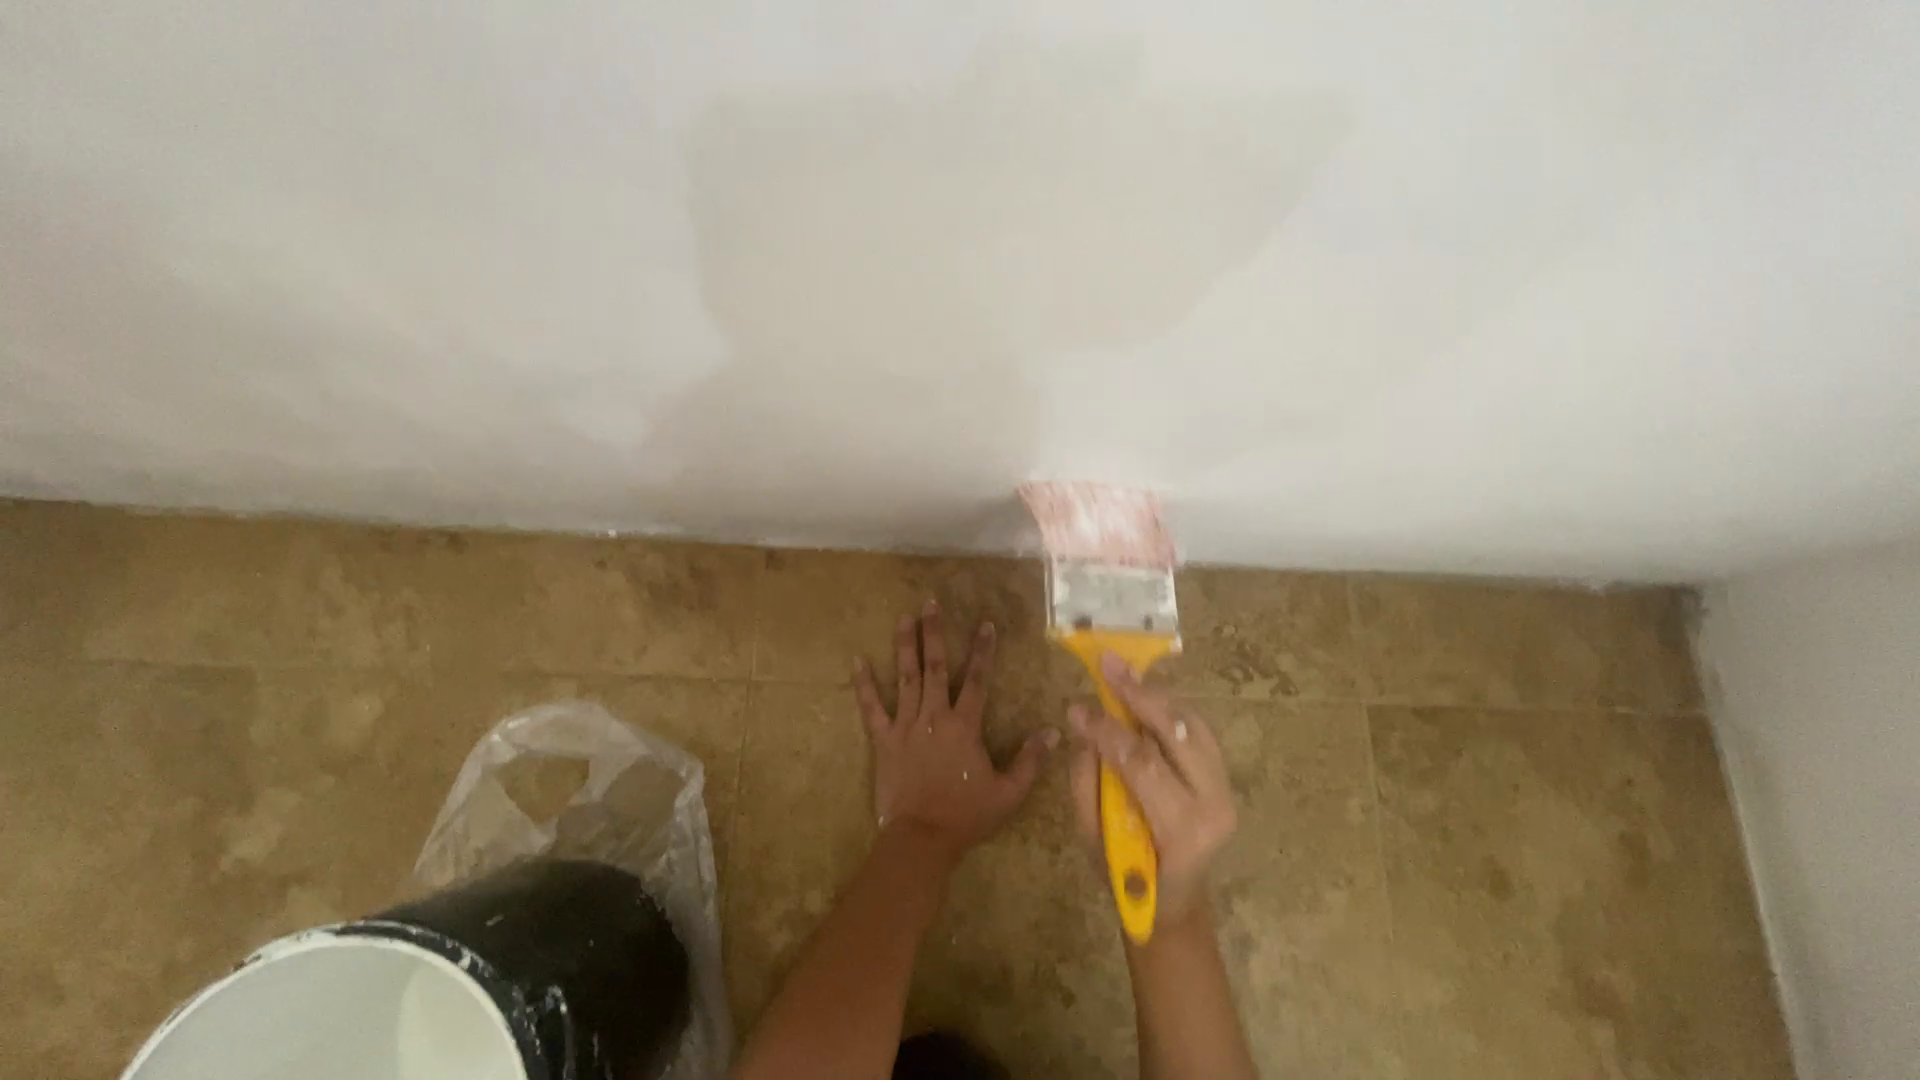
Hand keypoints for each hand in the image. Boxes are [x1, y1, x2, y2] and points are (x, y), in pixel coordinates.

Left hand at [853, 601, 1055, 858]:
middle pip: (936, 667)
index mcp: (965, 726)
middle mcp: (935, 716)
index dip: (983, 651)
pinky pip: (871, 708)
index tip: (985, 623)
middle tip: (930, 603)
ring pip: (906, 678)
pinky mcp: (883, 740)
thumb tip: (1053, 732)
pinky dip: (864, 685)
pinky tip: (857, 661)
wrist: (922, 837)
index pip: (978, 680)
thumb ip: (1030, 761)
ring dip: (904, 646)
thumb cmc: (967, 815)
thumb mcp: (1009, 792)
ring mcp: (906, 725)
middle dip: (934, 633)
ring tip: (903, 618)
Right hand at [1069, 652, 1237, 928]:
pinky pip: (1196, 729)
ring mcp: (1225, 786)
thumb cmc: (1128, 879)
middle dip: (1138, 695)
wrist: (1177, 901)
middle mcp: (1214, 803)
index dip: (1107, 731)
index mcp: (1182, 828)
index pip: (1142, 764)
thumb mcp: (1094, 841)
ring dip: (1155, 695)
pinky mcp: (1224, 775)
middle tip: (1107, 663)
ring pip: (1191, 724)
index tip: (1077, 708)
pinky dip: (1168, 707)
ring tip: (1121, 672)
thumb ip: (1086, 785)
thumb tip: (1084, 729)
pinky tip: (1142, 692)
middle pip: (1175, 733)